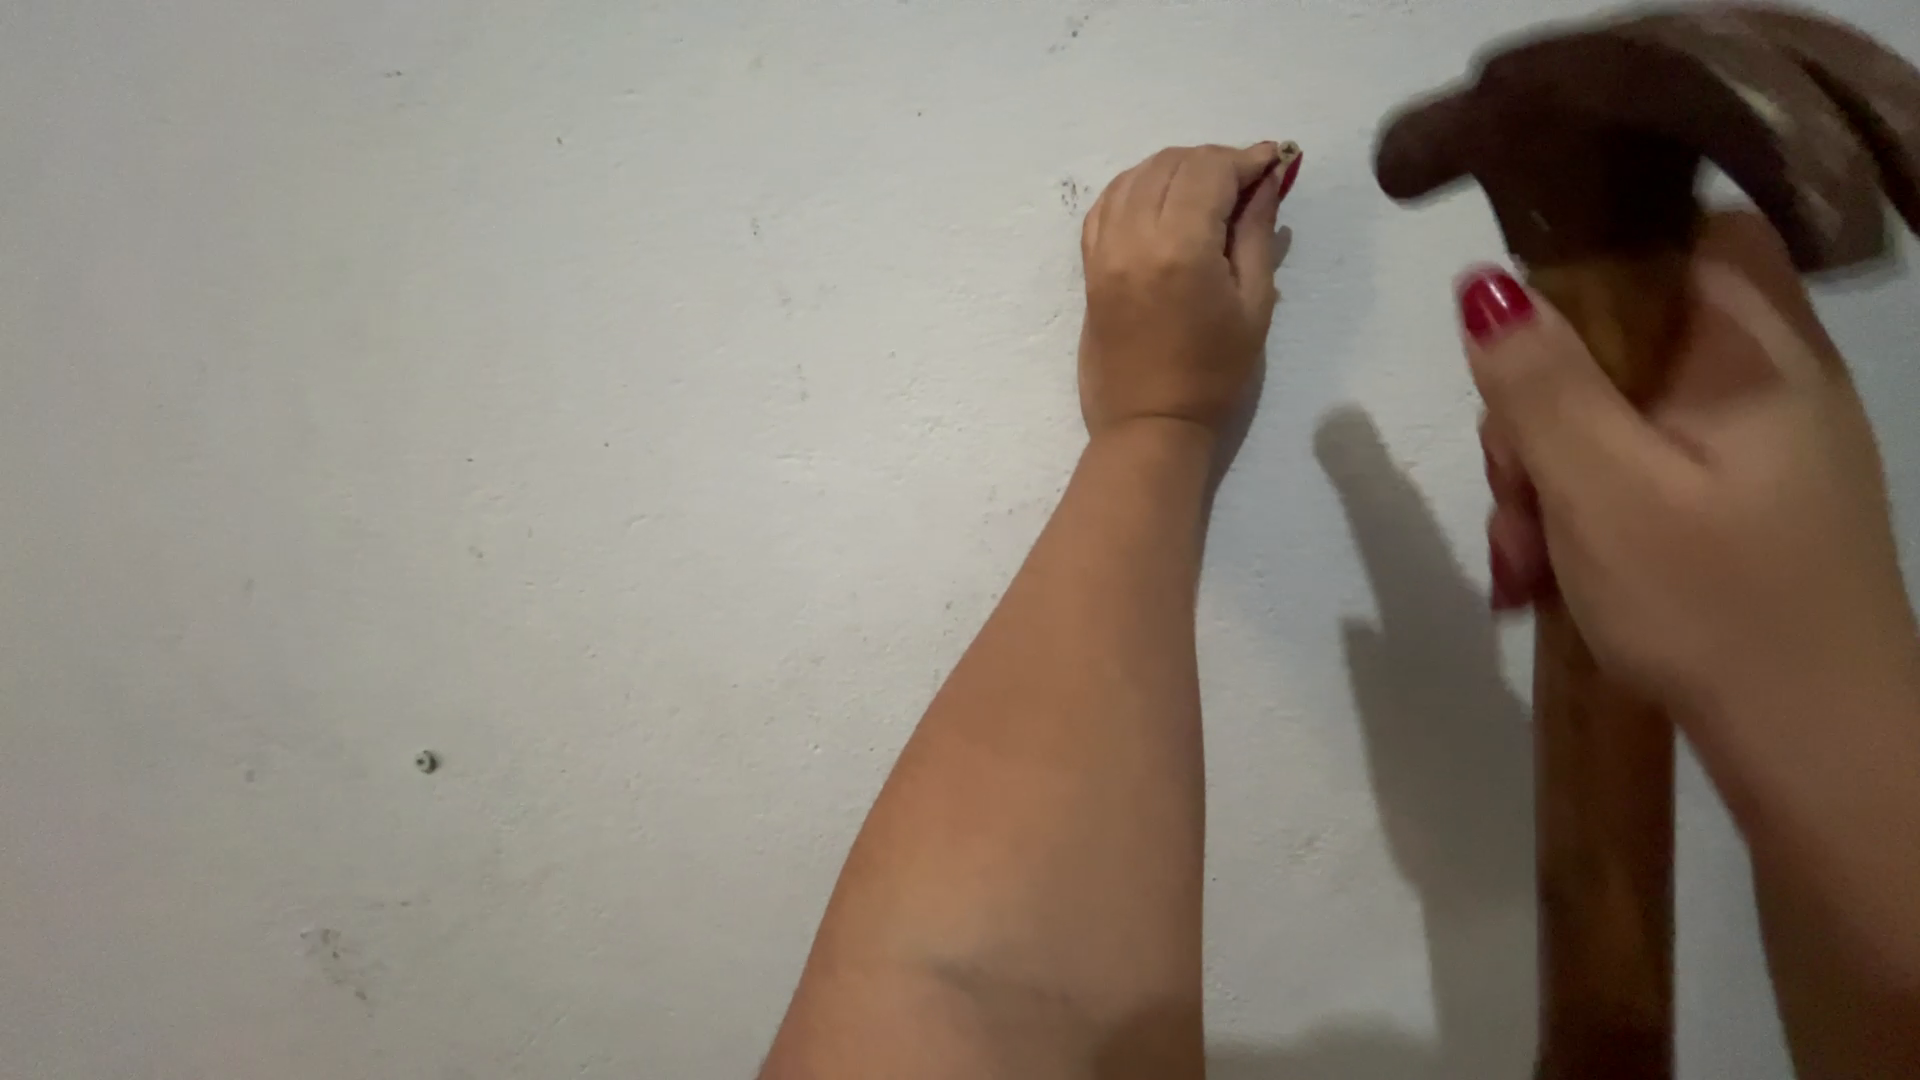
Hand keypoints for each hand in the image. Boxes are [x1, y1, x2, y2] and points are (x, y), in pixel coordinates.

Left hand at [1077, 142, 1300, 441]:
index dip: (1245, 158)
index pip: (1209, 171)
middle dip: (1211, 161)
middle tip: (1241, 183)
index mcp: (1179, 248)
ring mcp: (1104, 254)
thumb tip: (1266, 179)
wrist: (1148, 423)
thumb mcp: (1253, 304)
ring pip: (1133, 178)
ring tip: (1202, 192)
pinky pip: (1103, 209)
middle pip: (1170, 165)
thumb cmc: (1212, 374)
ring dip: (1171, 170)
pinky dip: (1132, 191)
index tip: (1272, 162)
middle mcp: (1133, 240)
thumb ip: (1256, 232)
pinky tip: (1156, 203)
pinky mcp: (1089, 271)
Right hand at [1468, 213, 1918, 725]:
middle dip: (1533, 415)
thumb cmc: (1707, 602)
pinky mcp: (1708, 504)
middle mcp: (1752, 391)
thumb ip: (1539, 385)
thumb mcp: (1599, 487)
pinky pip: (1612, 476)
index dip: (1599, 264)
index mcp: (1753, 362)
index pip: (1687, 245)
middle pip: (1613, 348)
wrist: (1805, 741)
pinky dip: (1564, 515)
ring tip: (1522, 559)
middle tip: (1512, 487)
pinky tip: (1539, 575)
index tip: (1526, 335)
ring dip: (1535, 481)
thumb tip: (1482, 287)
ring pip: (1597, 421)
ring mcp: (1731, 453)